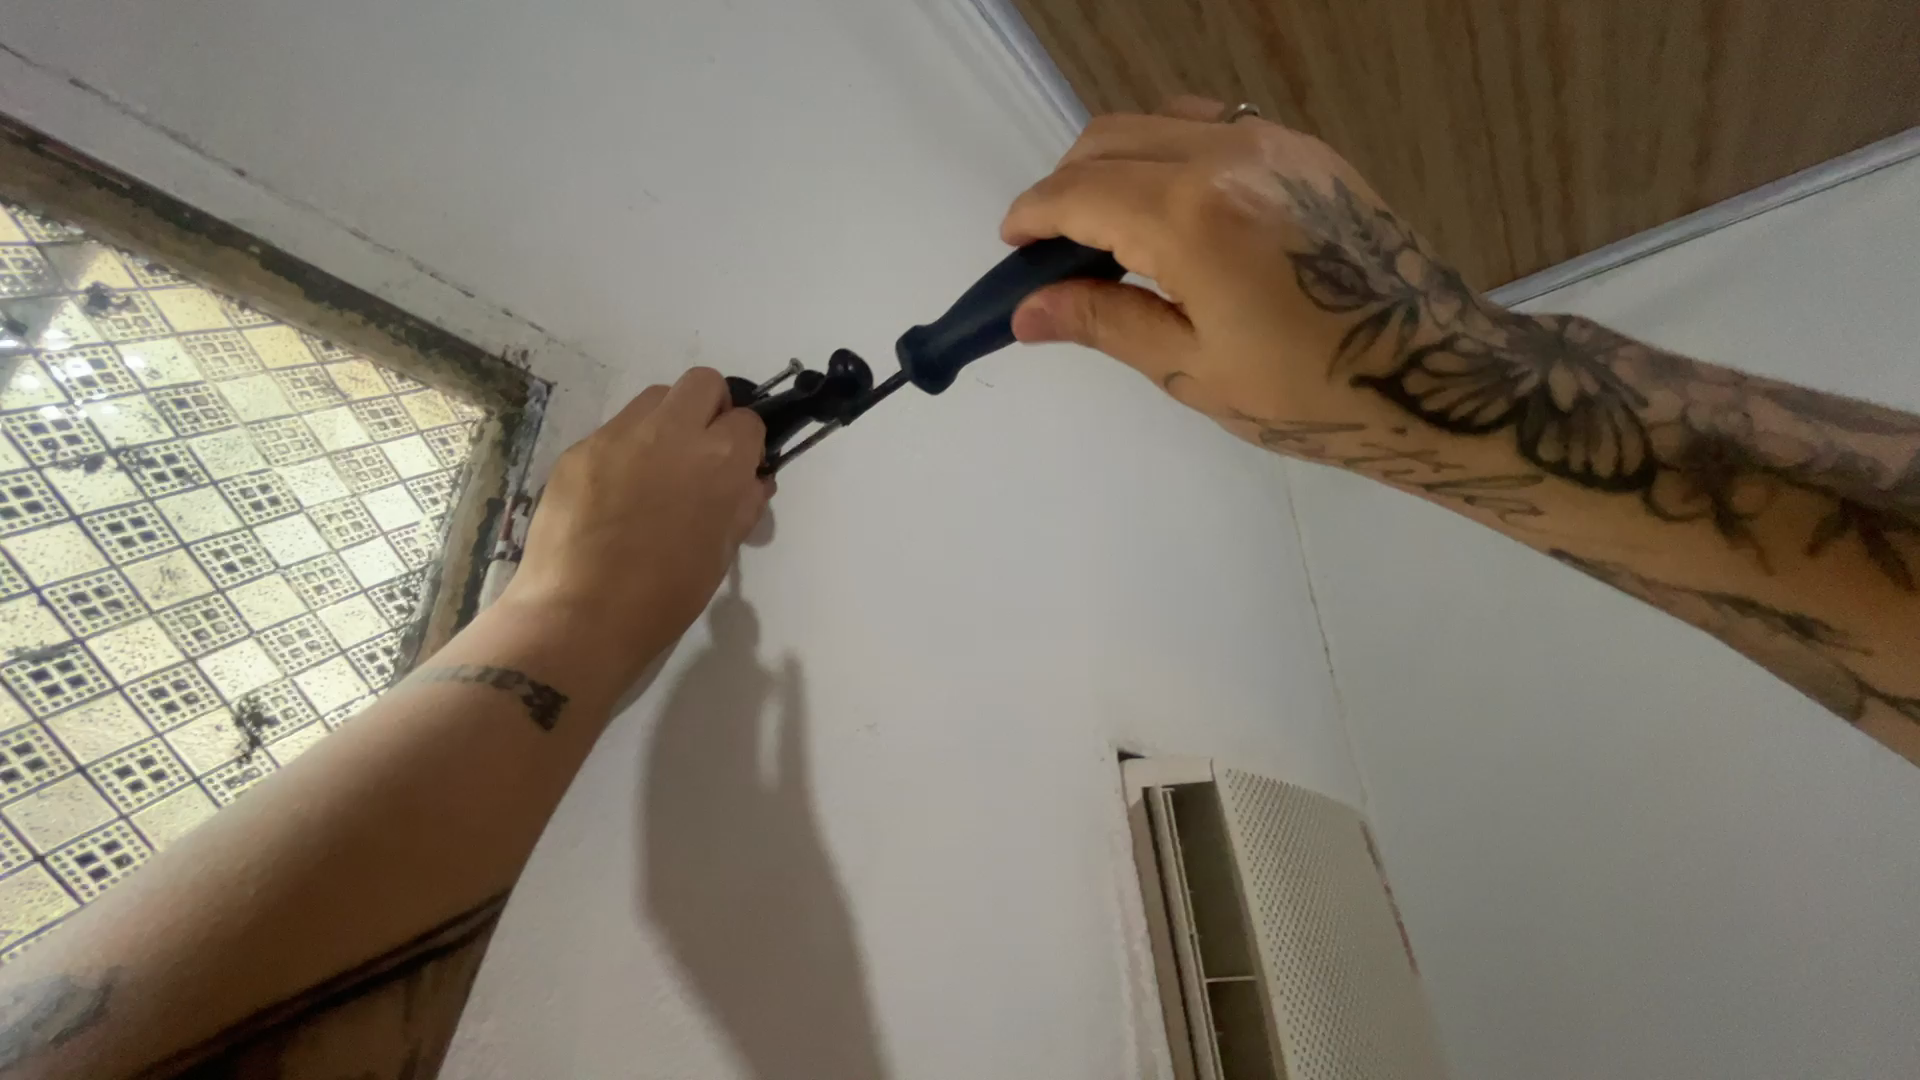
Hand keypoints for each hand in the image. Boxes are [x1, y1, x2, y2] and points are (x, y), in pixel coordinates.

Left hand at [499, 368, 770, 684]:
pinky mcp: (579, 449)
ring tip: (658, 469)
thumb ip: (742, 504)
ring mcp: (619, 436)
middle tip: (703, 452)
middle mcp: (672, 433)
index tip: (739, 469)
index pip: (748, 420)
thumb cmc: (668, 592)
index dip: (747, 444)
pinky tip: (616, 494)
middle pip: (704, 383)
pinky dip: (627, 449)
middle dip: (712, 409)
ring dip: (668, 421)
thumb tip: (750, 481)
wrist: (583, 613)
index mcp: (719, 460)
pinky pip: (615, 431)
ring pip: (655, 397)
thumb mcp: (723, 551)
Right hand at [1001, 96, 1489, 442]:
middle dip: (1063, 188)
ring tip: (1102, 231)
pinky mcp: (1302, 149)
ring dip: (1110, 164)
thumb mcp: (1187, 367)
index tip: (1010, 248)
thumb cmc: (1302, 391)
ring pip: (1155, 121)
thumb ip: (1101, 322)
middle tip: (1050, 251)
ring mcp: (1271, 141)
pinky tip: (1166, 210)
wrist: (1431, 373)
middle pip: (1108, 139)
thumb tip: (1025, 312)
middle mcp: (1226, 156)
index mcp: (1190, 218)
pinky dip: (1162, 153)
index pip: (1079, 192)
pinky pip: (1206, 125)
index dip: (1031, 215)